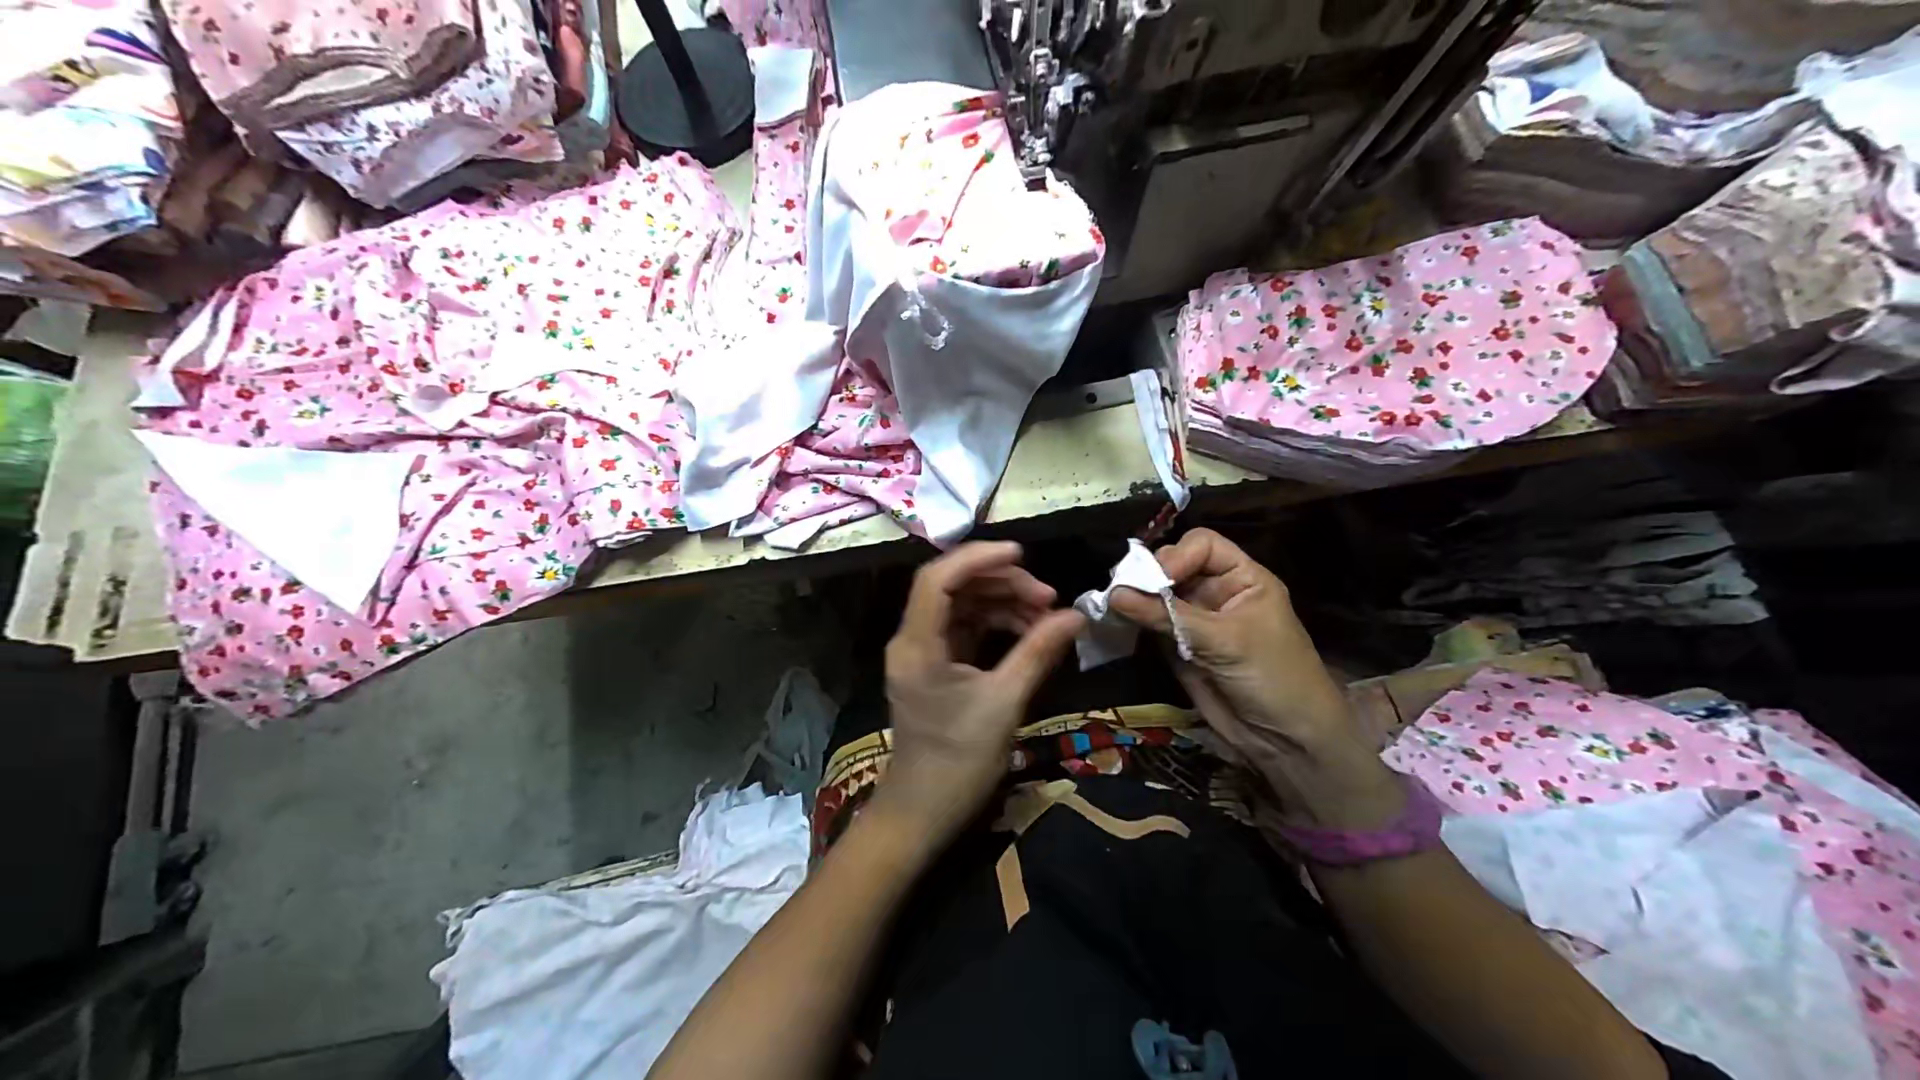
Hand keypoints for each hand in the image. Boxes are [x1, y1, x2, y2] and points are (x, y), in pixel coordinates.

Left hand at [875, 542, 1085, 847]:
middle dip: (1002, 583)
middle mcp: (912, 640)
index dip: (979, 557)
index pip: (939, 579)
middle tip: (1048, 597)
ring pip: (963, 606)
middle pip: (955, 587)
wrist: (923, 813)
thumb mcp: (1004, 704)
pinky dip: (997, 625)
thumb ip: (1038, 652)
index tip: (1023, 554)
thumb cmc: (958, 762)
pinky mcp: (937, 667)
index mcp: (917, 644)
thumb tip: (1076, 615)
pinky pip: (967, 629)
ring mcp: (923, 653)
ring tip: (1046, 616)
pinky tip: (1030, 633)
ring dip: (1003, 603)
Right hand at [1109, 528, 1402, 828]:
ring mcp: (1195, 618)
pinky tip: (1115, 620)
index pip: (1202, 545)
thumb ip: (1169, 616)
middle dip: (1149, 575)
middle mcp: (1216, 591)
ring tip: (1113, 605)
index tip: (1156, 581)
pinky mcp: (1177, 645)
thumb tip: (1114, 594)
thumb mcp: (1226, 641)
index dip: (1176, 556)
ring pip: (1156, 593)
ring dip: (1135, 597)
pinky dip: (1132, 620)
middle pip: (1173, 564)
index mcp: (1243, 578)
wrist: (1285, 740)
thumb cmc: (1273, 677)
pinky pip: (1149, 623)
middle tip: (1125, 591)